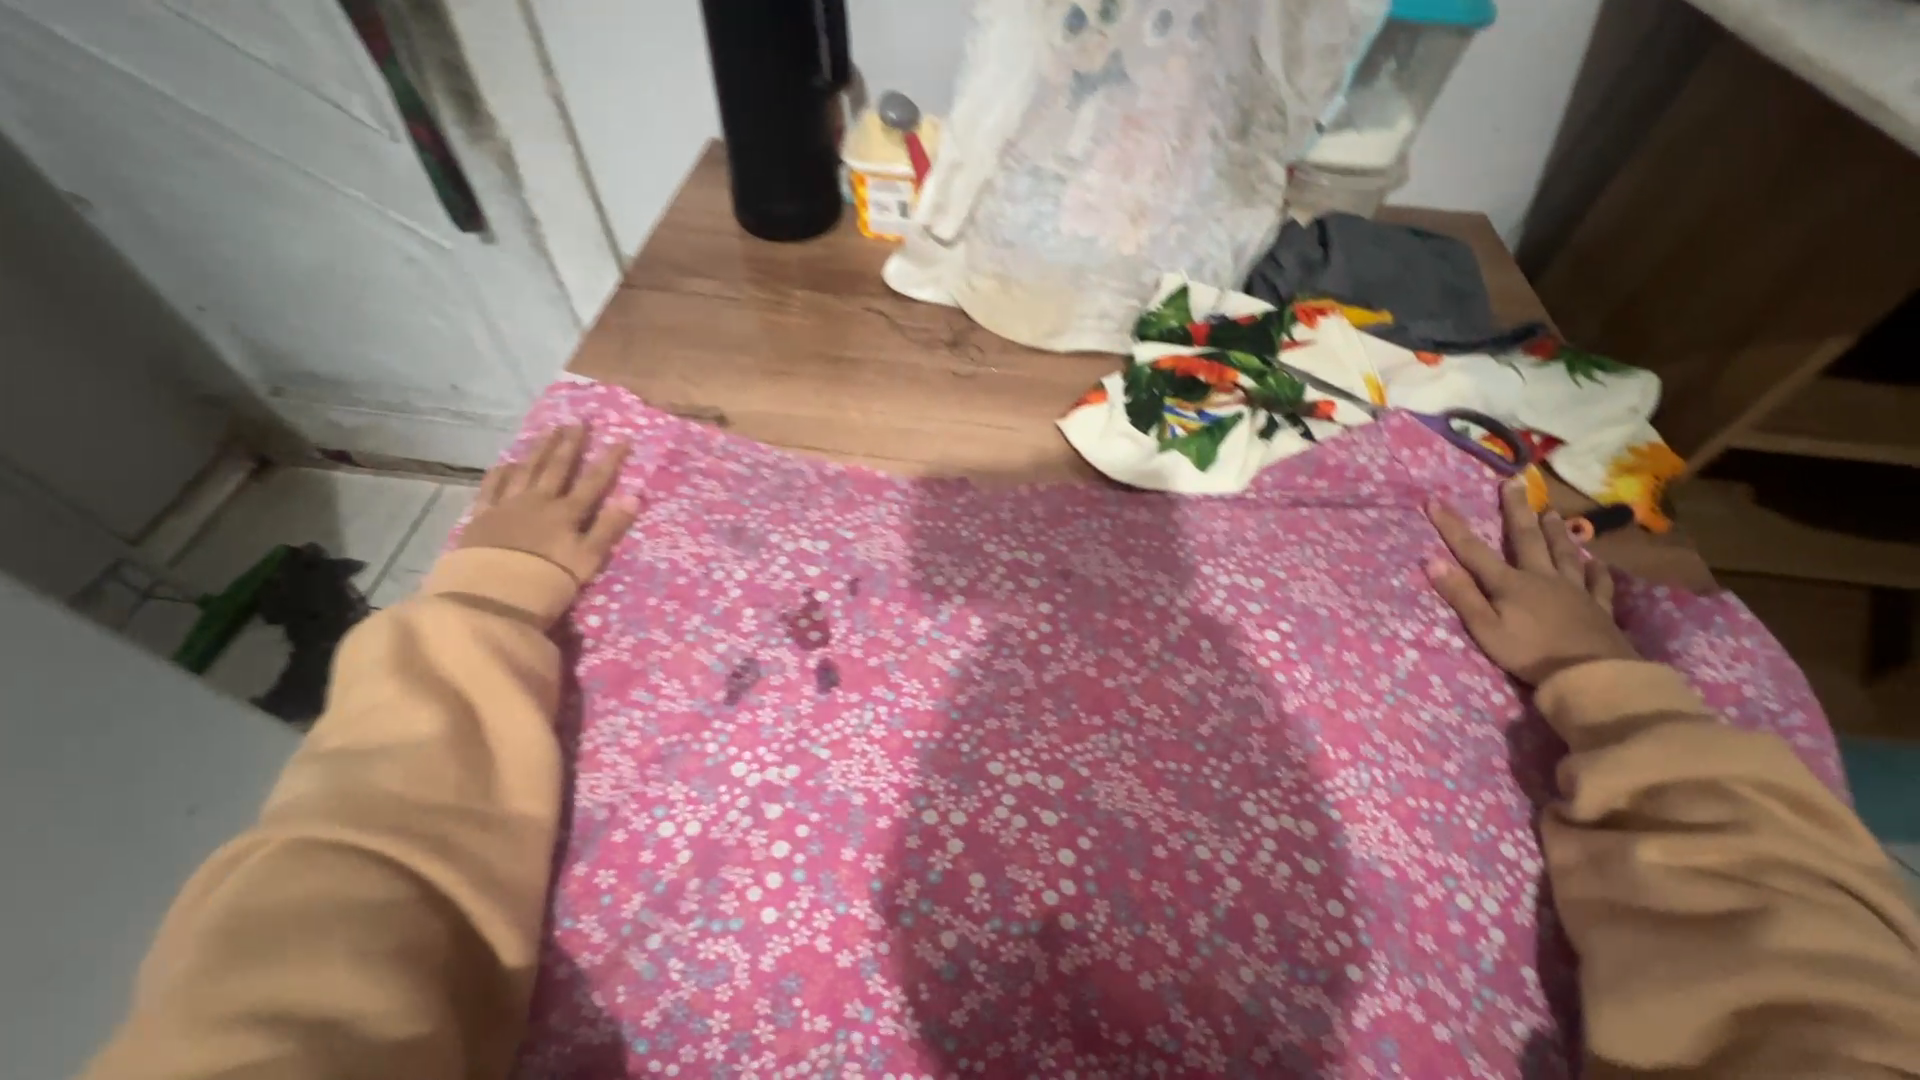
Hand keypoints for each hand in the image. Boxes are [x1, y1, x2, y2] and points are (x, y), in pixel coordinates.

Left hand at [458, 425, 639, 584]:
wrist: (492, 596)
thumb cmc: (547, 582)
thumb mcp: (588, 559)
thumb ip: (609, 527)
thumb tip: (634, 496)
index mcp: (566, 513)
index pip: (593, 481)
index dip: (609, 460)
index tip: (622, 439)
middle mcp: (538, 502)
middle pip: (557, 468)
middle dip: (570, 445)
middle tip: (578, 422)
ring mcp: (507, 506)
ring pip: (526, 470)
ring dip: (539, 450)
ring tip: (548, 431)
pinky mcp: (482, 517)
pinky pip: (492, 488)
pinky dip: (500, 473)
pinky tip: (505, 463)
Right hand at [1425, 477, 1638, 684]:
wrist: (1592, 675)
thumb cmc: (1529, 654)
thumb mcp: (1485, 628)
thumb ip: (1461, 595)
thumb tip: (1432, 560)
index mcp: (1510, 584)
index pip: (1473, 550)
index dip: (1452, 525)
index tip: (1434, 500)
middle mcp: (1542, 578)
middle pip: (1526, 538)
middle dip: (1516, 510)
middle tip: (1514, 483)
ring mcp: (1574, 590)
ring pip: (1564, 553)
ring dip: (1556, 532)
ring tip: (1552, 513)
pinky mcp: (1598, 608)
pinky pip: (1598, 583)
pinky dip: (1596, 570)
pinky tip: (1596, 562)